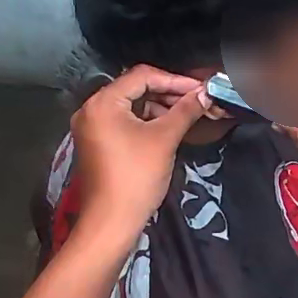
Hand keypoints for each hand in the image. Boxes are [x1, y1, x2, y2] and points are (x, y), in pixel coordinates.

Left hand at [70, 66, 209, 236]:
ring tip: (187, 114)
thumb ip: (185, 111)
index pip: (142, 76)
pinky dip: (146, 121)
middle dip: (168, 93)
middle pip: (134, 88)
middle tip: (197, 100)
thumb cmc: (136, 177)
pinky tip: (168, 127)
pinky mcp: (97, 142)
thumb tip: (206, 94)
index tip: (201, 88)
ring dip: (159, 107)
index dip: (175, 80)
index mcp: (103, 103)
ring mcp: (92, 127)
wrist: (112, 221)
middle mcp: (91, 109)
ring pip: (130, 106)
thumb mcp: (164, 139)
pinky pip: (124, 121)